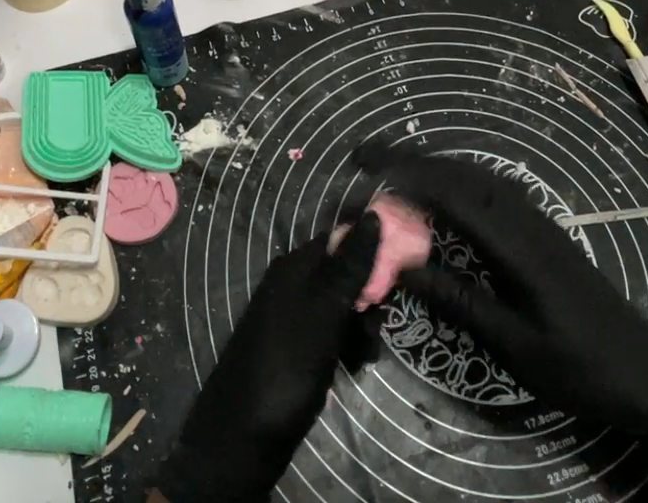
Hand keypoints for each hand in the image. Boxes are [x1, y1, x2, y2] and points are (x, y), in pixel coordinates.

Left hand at [155, 212, 380, 502]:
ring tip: (365, 354)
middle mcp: (294, 284)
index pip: (344, 239)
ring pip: (346, 307)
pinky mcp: (301, 347)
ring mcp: (297, 317)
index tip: (404, 273)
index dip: (375, 252)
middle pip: (348, 274)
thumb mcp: (325, 310)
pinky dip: (350, 346)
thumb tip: (374, 214)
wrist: (244, 433)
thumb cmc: (287, 363)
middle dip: (370, 298)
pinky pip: (336, 333)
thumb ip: (350, 265)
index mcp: (296, 266)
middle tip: (375, 326)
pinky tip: (356, 366)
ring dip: (363, 326)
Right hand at [358, 146, 647, 502]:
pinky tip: (439, 194)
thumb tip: (400, 266)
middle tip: (364, 155)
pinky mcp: (542, 233)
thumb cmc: (581, 368)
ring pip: (477, 177)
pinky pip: (490, 190)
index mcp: (516, 246)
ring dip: (433, 165)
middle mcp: (526, 221)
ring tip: (390, 167)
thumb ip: (458, 300)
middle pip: (462, 174)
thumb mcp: (514, 345)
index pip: (452, 194)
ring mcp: (537, 223)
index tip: (364, 165)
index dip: (406, 174)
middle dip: (412, 159)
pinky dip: (454, 181)